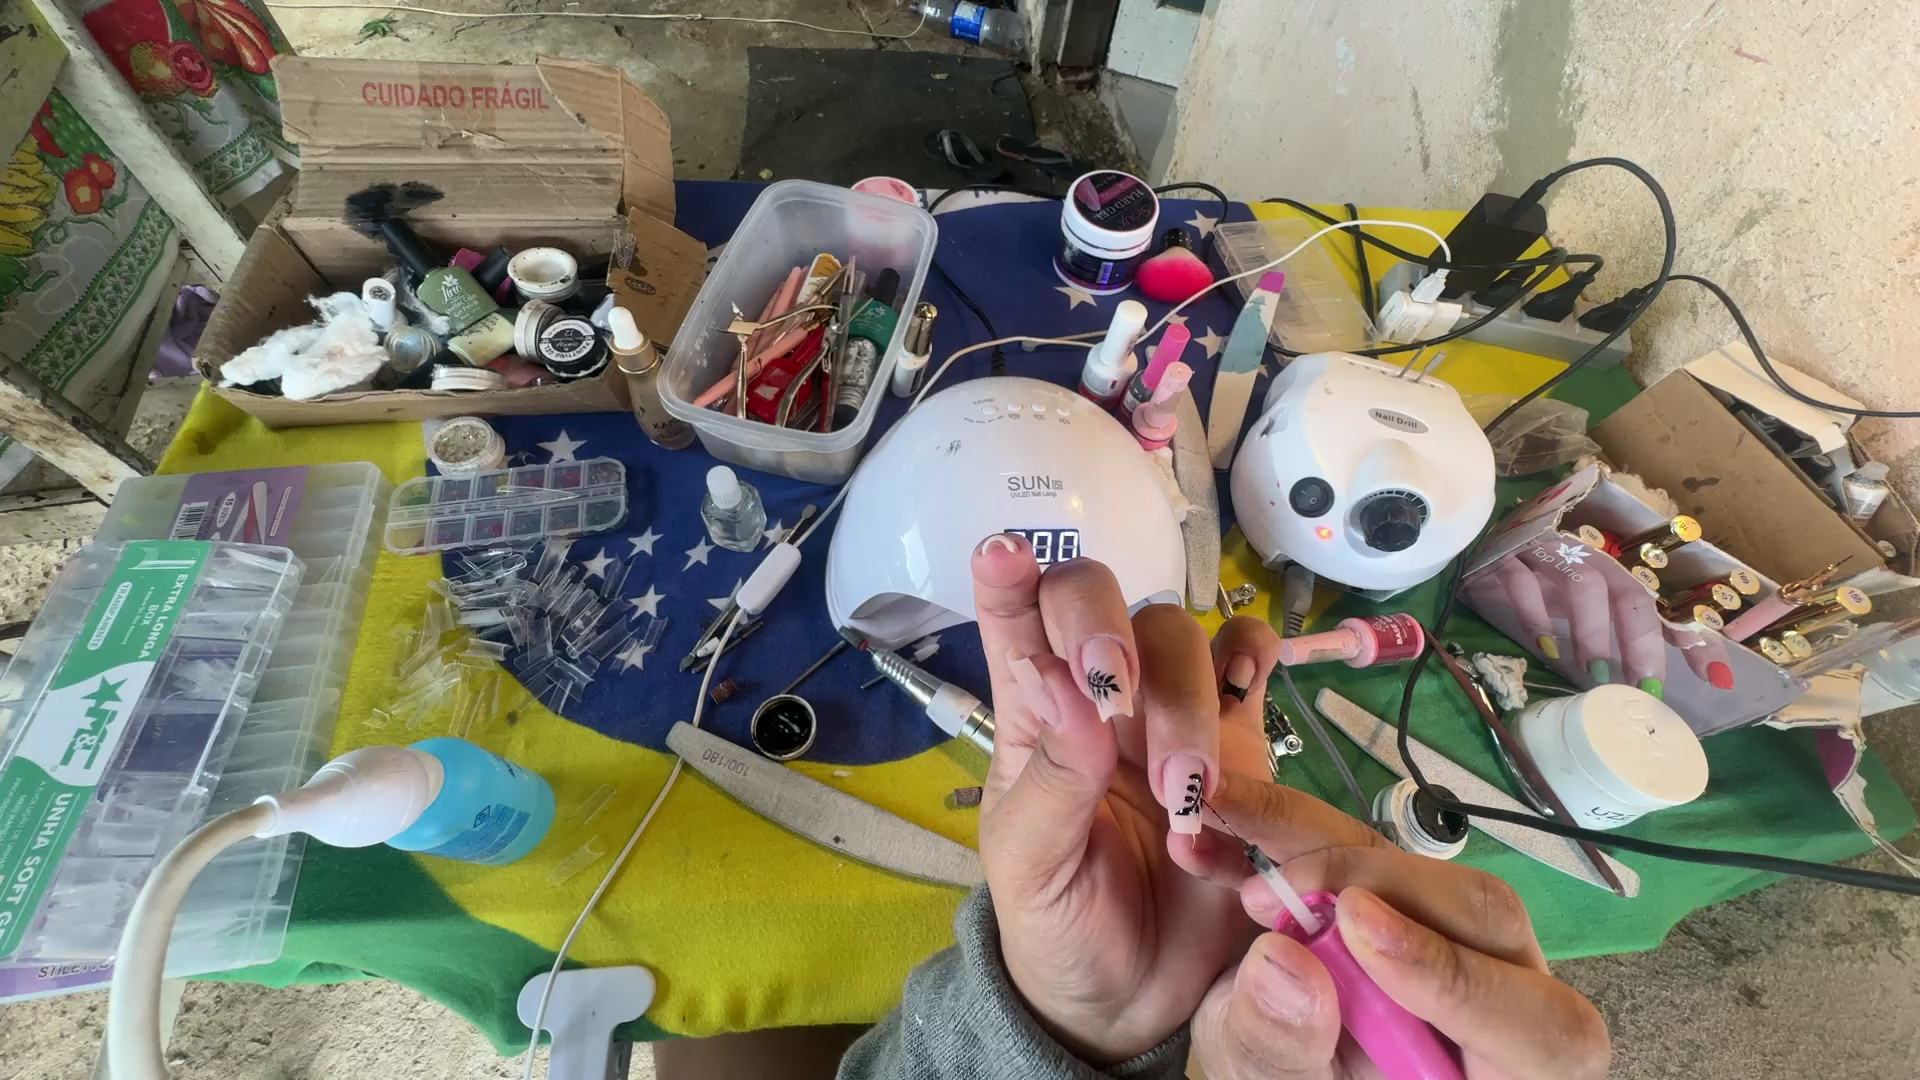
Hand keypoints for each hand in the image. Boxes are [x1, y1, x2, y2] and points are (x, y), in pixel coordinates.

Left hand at [969, 534, 1292, 1062]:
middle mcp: (1100, 694)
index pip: (1012, 620)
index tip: (1001, 553)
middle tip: (1117, 697)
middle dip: (1108, 634)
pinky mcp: (1236, 734)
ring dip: (1184, 694)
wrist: (1133, 992)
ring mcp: (1170, 706)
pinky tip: (1249, 681)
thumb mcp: (1030, 860)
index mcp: (1033, 711)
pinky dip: (1253, 653)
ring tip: (1186, 792)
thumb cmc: (1059, 914)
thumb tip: (1070, 691)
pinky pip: (1248, 660)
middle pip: (1100, 602)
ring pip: (1180, 633)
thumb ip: (1049, 777)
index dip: (1005, 578)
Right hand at [1184, 772, 1610, 1078]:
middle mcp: (1496, 993)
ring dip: (1314, 839)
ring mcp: (1445, 931)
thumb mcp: (1264, 1079)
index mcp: (1500, 1075)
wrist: (1266, 1033)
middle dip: (1373, 880)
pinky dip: (1282, 823)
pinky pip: (1353, 836)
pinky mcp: (1391, 887)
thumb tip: (1287, 958)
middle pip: (1482, 915)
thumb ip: (1278, 1041)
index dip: (1454, 973)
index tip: (1353, 922)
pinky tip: (1220, 818)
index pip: (1537, 1029)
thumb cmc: (1287, 1074)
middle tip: (1275, 886)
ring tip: (1228, 836)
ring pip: (1413, 861)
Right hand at [1467, 548, 1673, 693]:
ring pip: (1581, 585)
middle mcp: (1581, 556)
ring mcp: (1541, 553)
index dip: (1689, 638)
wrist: (1470, 543)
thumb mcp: (1571, 601)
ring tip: (1595, 671)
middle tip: (1644, 685)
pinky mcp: (1503, 557)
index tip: (1717, 679)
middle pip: (1625, 592)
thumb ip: (1605, 624)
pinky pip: (1523, 583)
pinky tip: (1545, 646)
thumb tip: (1643, 672)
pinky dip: (1536, 616)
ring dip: (1593, 631)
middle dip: (1641, 640)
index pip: (1659, 604)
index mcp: (1604, 569)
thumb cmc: (1526, 575)